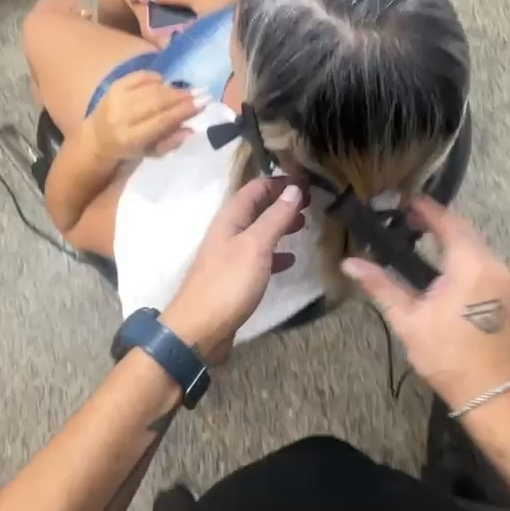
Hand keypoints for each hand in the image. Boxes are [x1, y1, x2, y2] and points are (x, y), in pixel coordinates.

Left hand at [85, 71, 201, 160]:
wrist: (96, 138)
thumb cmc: (129, 149)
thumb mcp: (150, 153)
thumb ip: (170, 142)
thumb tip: (191, 129)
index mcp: (130, 138)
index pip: (162, 120)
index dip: (184, 110)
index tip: (204, 103)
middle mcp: (121, 116)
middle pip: (157, 101)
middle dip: (182, 96)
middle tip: (202, 92)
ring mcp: (116, 99)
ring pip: (151, 88)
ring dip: (172, 87)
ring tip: (187, 90)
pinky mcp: (114, 86)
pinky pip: (140, 76)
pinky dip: (155, 77)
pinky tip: (164, 83)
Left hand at [163, 178, 304, 361]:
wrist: (199, 329)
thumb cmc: (228, 282)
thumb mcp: (256, 245)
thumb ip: (275, 217)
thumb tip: (294, 188)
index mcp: (231, 216)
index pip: (256, 187)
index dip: (280, 181)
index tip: (307, 180)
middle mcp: (229, 230)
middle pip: (257, 207)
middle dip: (282, 201)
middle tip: (310, 201)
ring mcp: (230, 254)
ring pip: (258, 230)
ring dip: (280, 225)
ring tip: (304, 224)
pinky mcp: (234, 277)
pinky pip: (258, 256)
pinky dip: (275, 253)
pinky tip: (291, 260)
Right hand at [342, 198, 509, 410]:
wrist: (491, 394)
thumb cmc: (447, 356)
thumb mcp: (408, 320)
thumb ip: (380, 285)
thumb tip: (350, 263)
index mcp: (470, 265)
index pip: (447, 222)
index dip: (426, 209)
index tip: (405, 201)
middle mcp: (494, 264)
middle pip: (464, 230)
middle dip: (438, 221)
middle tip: (409, 220)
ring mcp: (508, 280)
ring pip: (477, 245)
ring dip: (453, 238)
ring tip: (424, 239)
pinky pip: (487, 262)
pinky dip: (467, 255)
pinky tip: (448, 266)